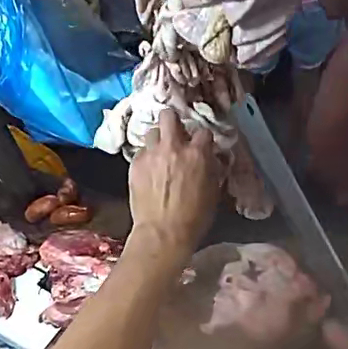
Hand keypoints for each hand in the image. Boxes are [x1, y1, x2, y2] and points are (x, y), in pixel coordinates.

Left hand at [127, 114, 219, 255]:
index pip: (202, 130)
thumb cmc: (194, 217)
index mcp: (198, 153)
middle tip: (174, 133)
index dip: (201, 138)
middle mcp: (173, 147)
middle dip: (172, 121)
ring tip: (159, 153)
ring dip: (157, 140)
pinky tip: (148, 170)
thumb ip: (210, 168)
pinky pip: (140, 152)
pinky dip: (145, 157)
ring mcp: (151, 154)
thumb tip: (209, 159)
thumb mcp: (213, 190)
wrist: (163, 232)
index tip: (199, 145)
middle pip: (169, 116)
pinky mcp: (135, 164)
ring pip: (151, 132)